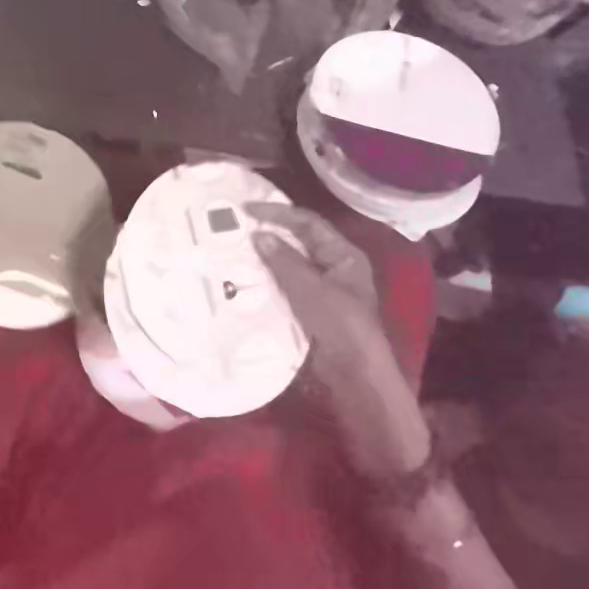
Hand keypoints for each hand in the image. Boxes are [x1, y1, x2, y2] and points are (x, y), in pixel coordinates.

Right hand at [247, 202, 431, 483]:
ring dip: (264, 257)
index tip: (244, 210)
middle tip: (234, 227)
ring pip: (289, 264)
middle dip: (269, 233)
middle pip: (298, 241)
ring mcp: (322, 290)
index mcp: (344, 256)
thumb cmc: (341, 329)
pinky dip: (265, 279)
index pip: (308, 223)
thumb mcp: (312, 291)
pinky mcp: (309, 310)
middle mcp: (334, 267)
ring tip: (233, 250)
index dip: (278, 213)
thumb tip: (260, 235)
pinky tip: (243, 280)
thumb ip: (285, 262)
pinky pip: (284, 286)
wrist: (355, 378)